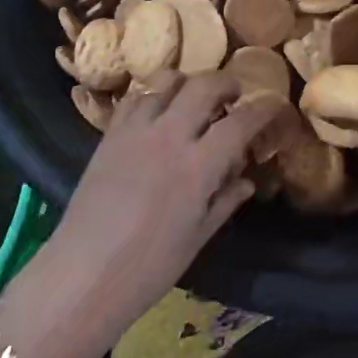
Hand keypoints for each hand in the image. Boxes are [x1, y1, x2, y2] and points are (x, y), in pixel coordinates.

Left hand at [0, 71, 276, 357]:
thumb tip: (246, 179)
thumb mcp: (197, 237)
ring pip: (166, 82)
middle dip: (226, 82)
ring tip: (194, 97)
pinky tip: (158, 111)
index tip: (275, 104)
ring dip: (188, 82)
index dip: (263, 109)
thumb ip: (225, 201)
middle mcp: (169, 137)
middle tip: (234, 94)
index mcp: (198, 166)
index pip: (240, 122)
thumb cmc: (149, 267)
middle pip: (204, 86)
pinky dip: (154, 94)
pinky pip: (135, 98)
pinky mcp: (110, 135)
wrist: (83, 275)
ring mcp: (136, 131)